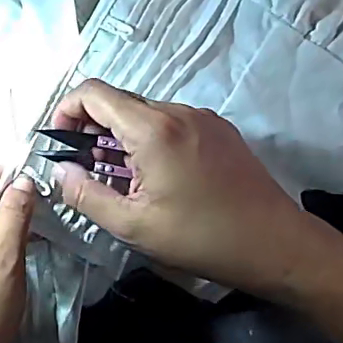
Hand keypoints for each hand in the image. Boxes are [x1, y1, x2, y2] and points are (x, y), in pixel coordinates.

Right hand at [48, 79, 342, 301]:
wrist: (283, 249)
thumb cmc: (204, 238)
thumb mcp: (132, 226)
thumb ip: (84, 194)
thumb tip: (59, 170)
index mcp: (153, 129)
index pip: (92, 93)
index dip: (66, 110)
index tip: (61, 142)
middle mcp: (177, 112)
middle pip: (116, 101)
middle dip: (90, 128)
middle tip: (86, 167)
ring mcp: (202, 118)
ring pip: (141, 113)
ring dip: (119, 137)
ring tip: (120, 177)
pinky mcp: (218, 130)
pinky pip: (167, 122)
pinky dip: (146, 139)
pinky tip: (152, 175)